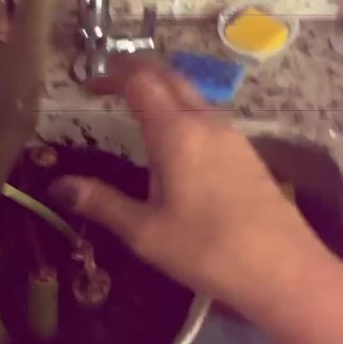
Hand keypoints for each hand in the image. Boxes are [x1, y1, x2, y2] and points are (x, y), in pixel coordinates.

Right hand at [50, 61, 333, 317]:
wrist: (285, 271)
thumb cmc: (207, 250)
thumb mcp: (144, 232)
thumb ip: (100, 203)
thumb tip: (57, 186)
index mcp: (176, 134)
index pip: (139, 83)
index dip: (110, 76)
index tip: (86, 85)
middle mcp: (206, 123)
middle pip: (169, 77)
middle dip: (136, 72)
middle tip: (106, 82)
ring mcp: (231, 136)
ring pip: (192, 94)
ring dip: (161, 88)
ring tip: (134, 104)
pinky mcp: (246, 153)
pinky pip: (207, 115)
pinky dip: (181, 108)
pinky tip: (173, 138)